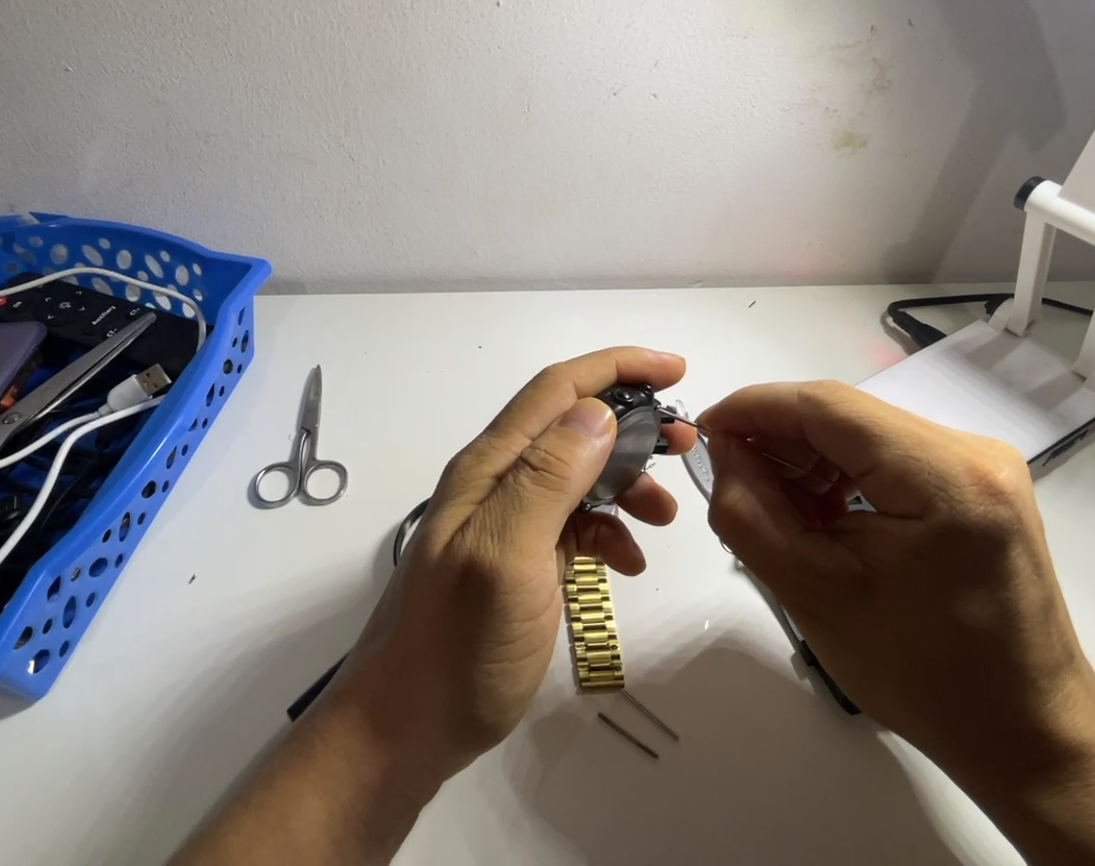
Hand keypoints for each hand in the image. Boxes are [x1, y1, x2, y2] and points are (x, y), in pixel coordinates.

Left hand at [317, 347, 694, 780]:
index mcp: (490, 468)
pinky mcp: (519, 562)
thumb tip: (598, 411)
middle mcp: (497, 484)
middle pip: (573, 427)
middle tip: (685, 446)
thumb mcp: (506, 554)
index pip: (556, 390)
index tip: (675, 370)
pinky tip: (627, 564)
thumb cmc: (457, 644)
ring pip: (579, 477)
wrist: (409, 726)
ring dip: (627, 483)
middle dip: (632, 425)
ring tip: (665, 515)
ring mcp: (507, 524)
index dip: (616, 368)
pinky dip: (608, 533)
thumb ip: (548, 478)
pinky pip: (573, 528)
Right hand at [699, 380, 1094, 796]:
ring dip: (804, 458)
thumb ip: (747, 510)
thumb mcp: (810, 592)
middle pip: (844, 415)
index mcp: (944, 474)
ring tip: (770, 506)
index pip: (826, 405)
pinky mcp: (975, 483)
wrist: (1024, 731)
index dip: (753, 407)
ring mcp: (979, 464)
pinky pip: (885, 455)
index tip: (701, 431)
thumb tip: (725, 447)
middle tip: (728, 477)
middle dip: (776, 437)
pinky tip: (816, 513)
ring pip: (861, 432)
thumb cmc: (920, 674)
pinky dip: (837, 473)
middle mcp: (971, 450)